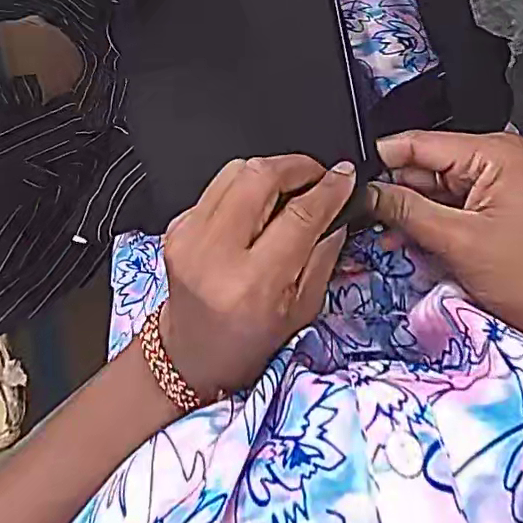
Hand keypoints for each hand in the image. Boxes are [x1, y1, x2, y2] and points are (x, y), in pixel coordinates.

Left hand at [158, 155, 354, 397]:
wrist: (190, 355)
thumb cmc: (249, 341)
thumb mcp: (302, 308)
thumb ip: (323, 254)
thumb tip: (337, 207)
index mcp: (252, 284)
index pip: (298, 216)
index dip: (328, 189)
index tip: (345, 176)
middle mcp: (214, 254)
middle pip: (260, 177)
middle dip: (298, 166)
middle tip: (318, 175)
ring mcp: (189, 236)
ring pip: (236, 170)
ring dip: (272, 170)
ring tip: (291, 186)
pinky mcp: (177, 226)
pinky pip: (218, 185)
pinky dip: (245, 186)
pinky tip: (258, 205)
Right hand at [366, 131, 522, 337]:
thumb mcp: (459, 241)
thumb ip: (406, 210)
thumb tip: (367, 191)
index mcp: (494, 152)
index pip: (420, 142)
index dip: (381, 159)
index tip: (348, 178)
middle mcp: (494, 160)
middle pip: (423, 165)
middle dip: (393, 190)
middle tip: (361, 214)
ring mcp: (493, 185)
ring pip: (431, 189)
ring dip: (407, 212)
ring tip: (384, 232)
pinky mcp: (491, 209)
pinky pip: (446, 207)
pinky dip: (425, 223)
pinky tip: (406, 239)